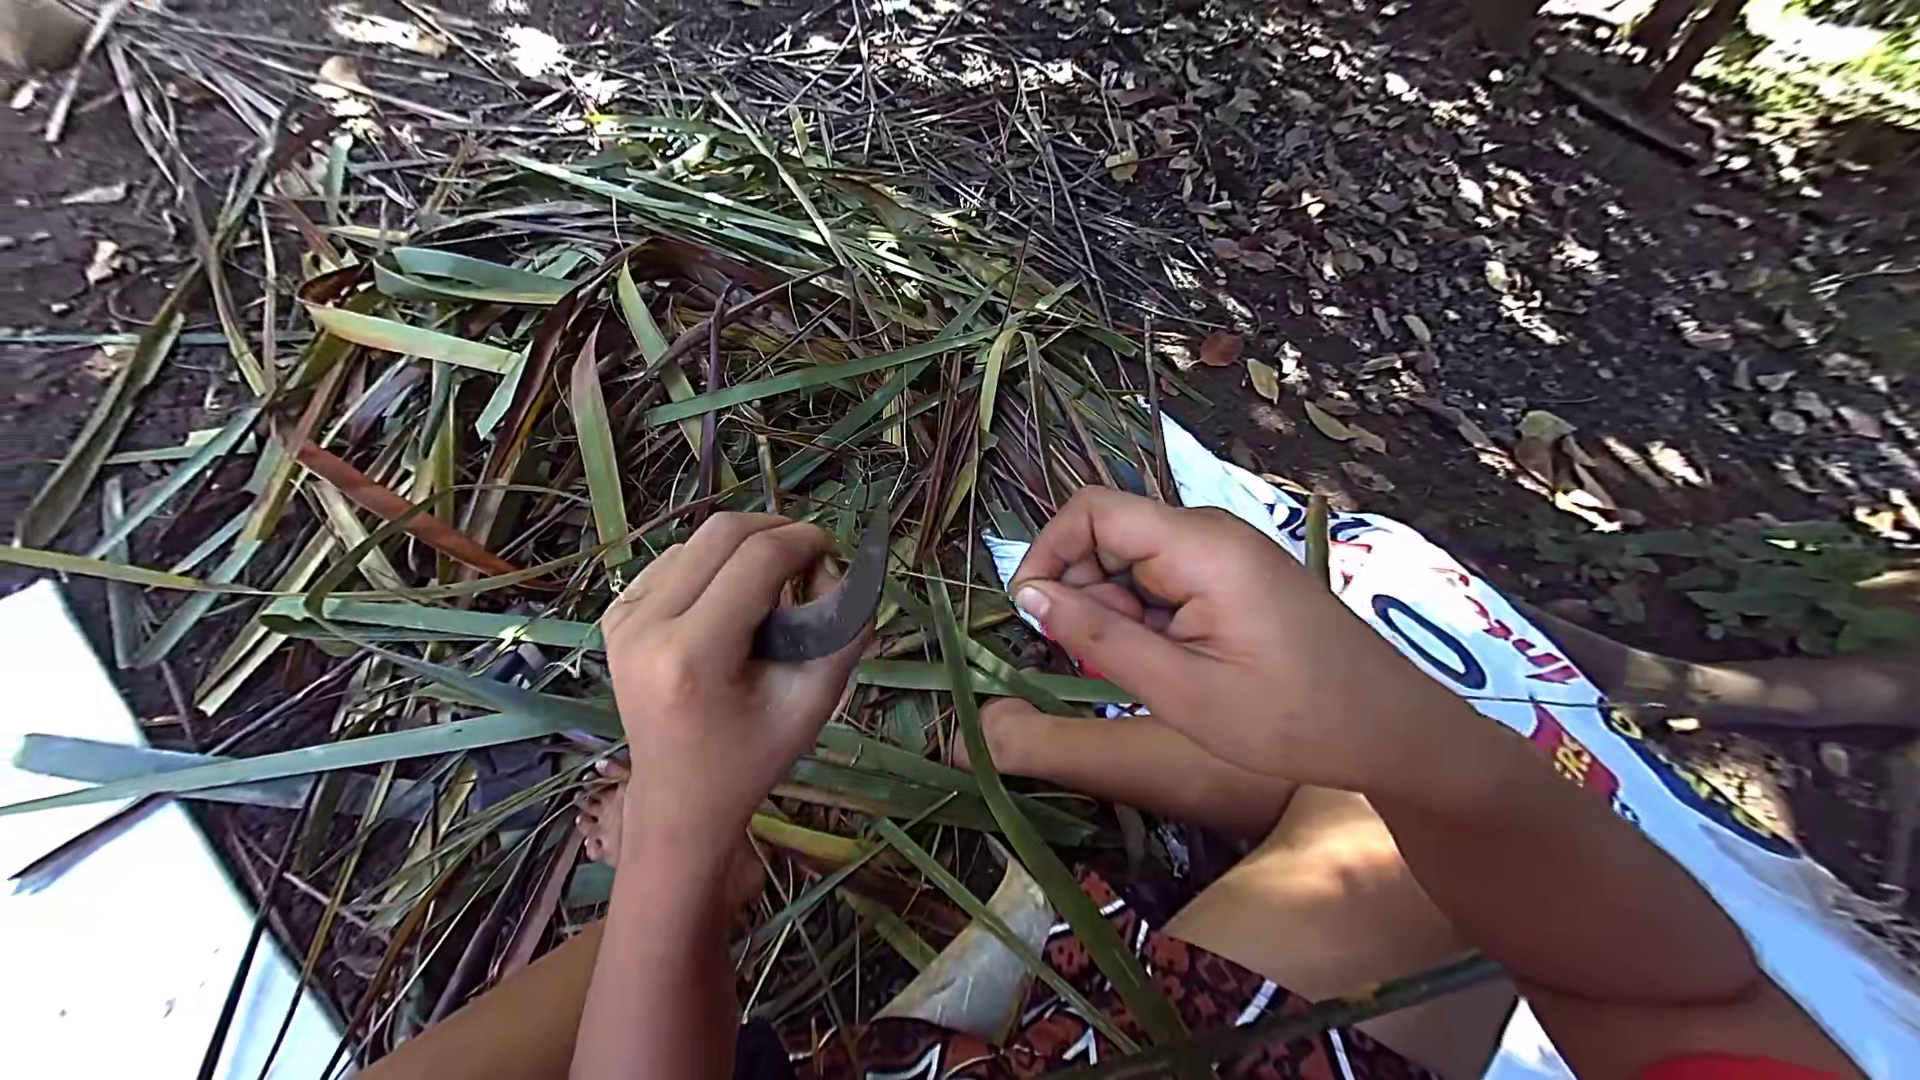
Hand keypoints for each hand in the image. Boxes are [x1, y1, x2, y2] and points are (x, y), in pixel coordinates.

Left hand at [600, 513, 869, 848]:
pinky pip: (676, 561)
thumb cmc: (754, 756)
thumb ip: (846, 629)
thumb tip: (842, 567)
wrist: (681, 798)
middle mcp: (645, 627)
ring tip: (778, 581)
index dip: (806, 540)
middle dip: (778, 530)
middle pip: (722, 533)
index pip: (758, 559)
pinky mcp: (615, 617)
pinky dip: (716, 562)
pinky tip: (735, 596)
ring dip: (748, 546)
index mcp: (693, 655)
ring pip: (698, 541)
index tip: (834, 550)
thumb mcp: (816, 699)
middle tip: (811, 556)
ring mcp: (622, 619)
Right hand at [1010, 488, 1479, 798]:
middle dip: (1083, 588)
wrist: (1393, 732)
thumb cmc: (1292, 719)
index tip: (1030, 608)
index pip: (1092, 510)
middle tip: (1098, 654)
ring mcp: (1222, 548)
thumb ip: (1098, 635)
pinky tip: (1166, 655)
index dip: (1047, 550)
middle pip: (1108, 532)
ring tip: (1144, 664)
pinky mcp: (1229, 570)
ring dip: (1113, 606)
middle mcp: (1209, 530)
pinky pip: (1159, 574)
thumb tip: (1028, 595)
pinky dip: (1141, 611)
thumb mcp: (1180, 689)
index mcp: (1201, 546)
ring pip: (1129, 556)